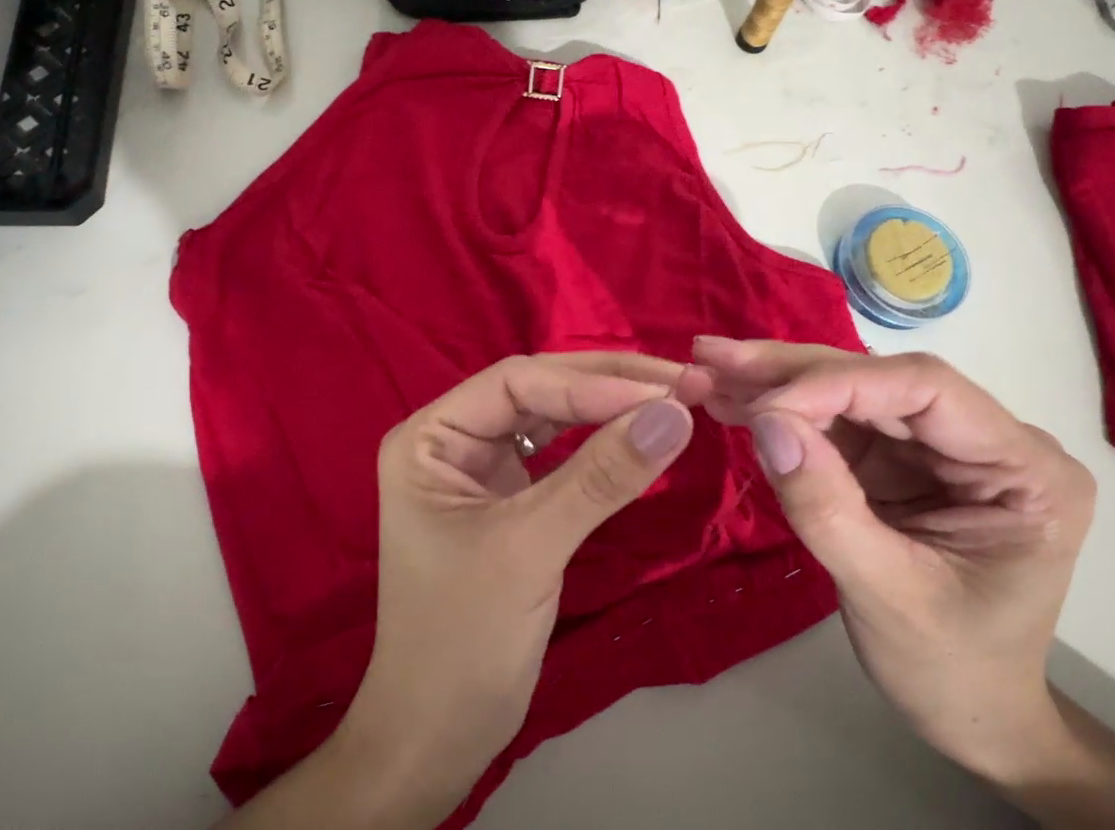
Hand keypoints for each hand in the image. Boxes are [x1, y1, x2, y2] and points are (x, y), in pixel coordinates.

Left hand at [330, 352, 701, 825]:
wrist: (438, 733)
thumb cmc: (463, 638)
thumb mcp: (531, 547)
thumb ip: (600, 477)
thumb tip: (676, 414)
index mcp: (429, 437)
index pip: (517, 382)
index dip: (591, 384)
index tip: (666, 395)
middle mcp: (451, 441)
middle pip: (537, 390)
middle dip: (608, 385)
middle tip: (686, 382)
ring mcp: (481, 471)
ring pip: (552, 418)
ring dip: (610, 408)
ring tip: (675, 399)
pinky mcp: (510, 503)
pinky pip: (560, 457)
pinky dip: (601, 445)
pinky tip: (639, 437)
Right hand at [692, 337, 1095, 778]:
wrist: (967, 715)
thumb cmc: (947, 667)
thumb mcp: (885, 594)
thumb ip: (826, 508)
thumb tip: (765, 423)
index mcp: (1026, 471)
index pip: (927, 391)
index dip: (839, 384)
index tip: (762, 406)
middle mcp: (991, 443)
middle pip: (883, 383)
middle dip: (793, 372)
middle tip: (714, 356)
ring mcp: (942, 451)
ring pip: (851, 395)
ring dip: (776, 385)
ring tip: (708, 370)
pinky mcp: (901, 464)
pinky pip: (836, 426)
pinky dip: (782, 416)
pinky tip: (732, 401)